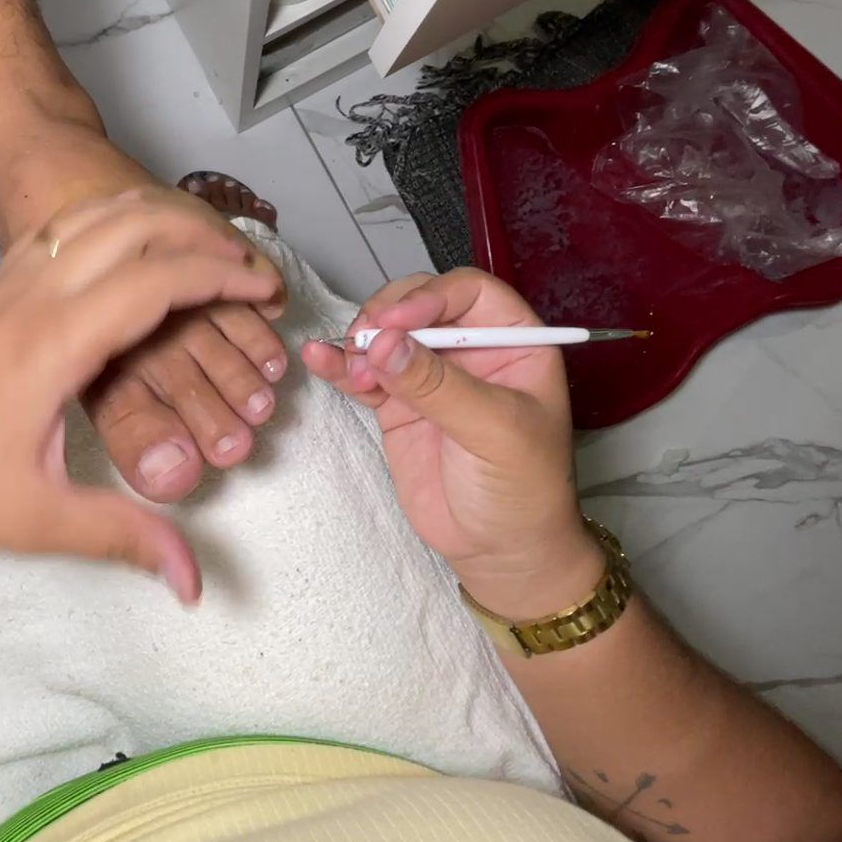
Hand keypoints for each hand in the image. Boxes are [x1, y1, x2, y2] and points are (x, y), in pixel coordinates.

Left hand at [0, 190, 282, 602]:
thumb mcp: (40, 522)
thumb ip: (126, 538)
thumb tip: (195, 582)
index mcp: (50, 345)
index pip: (153, 282)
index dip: (218, 277)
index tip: (263, 288)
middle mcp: (30, 296)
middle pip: (131, 226)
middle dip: (202, 236)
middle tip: (249, 267)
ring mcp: (6, 281)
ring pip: (93, 214)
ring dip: (158, 217)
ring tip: (207, 243)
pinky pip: (62, 227)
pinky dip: (114, 217)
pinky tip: (137, 239)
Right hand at [300, 270, 600, 612]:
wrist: (499, 548)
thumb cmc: (523, 490)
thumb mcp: (494, 432)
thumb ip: (439, 386)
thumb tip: (384, 344)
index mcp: (513, 343)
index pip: (470, 292)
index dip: (432, 296)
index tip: (398, 321)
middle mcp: (469, 350)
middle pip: (420, 304)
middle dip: (388, 315)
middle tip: (366, 339)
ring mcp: (429, 376)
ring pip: (387, 335)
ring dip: (361, 341)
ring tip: (350, 364)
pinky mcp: (397, 404)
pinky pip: (364, 374)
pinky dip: (340, 365)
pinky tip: (318, 358)